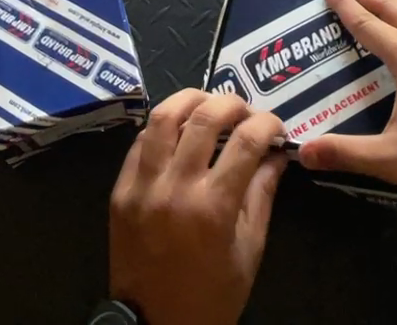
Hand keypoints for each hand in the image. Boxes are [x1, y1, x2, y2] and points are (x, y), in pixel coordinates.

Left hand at [109, 89, 286, 324]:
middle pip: (204, 117)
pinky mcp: (120, 189)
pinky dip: (162, 126)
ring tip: (210, 104)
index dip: (267, 124)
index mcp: (213, 208)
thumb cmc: (211, 296)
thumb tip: (277, 153)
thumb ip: (262, 194)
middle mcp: (175, 187)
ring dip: (191, 100)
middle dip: (233, 103)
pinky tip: (178, 128)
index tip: (276, 127)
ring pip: (163, 116)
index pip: (246, 142)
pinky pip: (139, 141)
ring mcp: (142, 185)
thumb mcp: (249, 251)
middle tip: (246, 112)